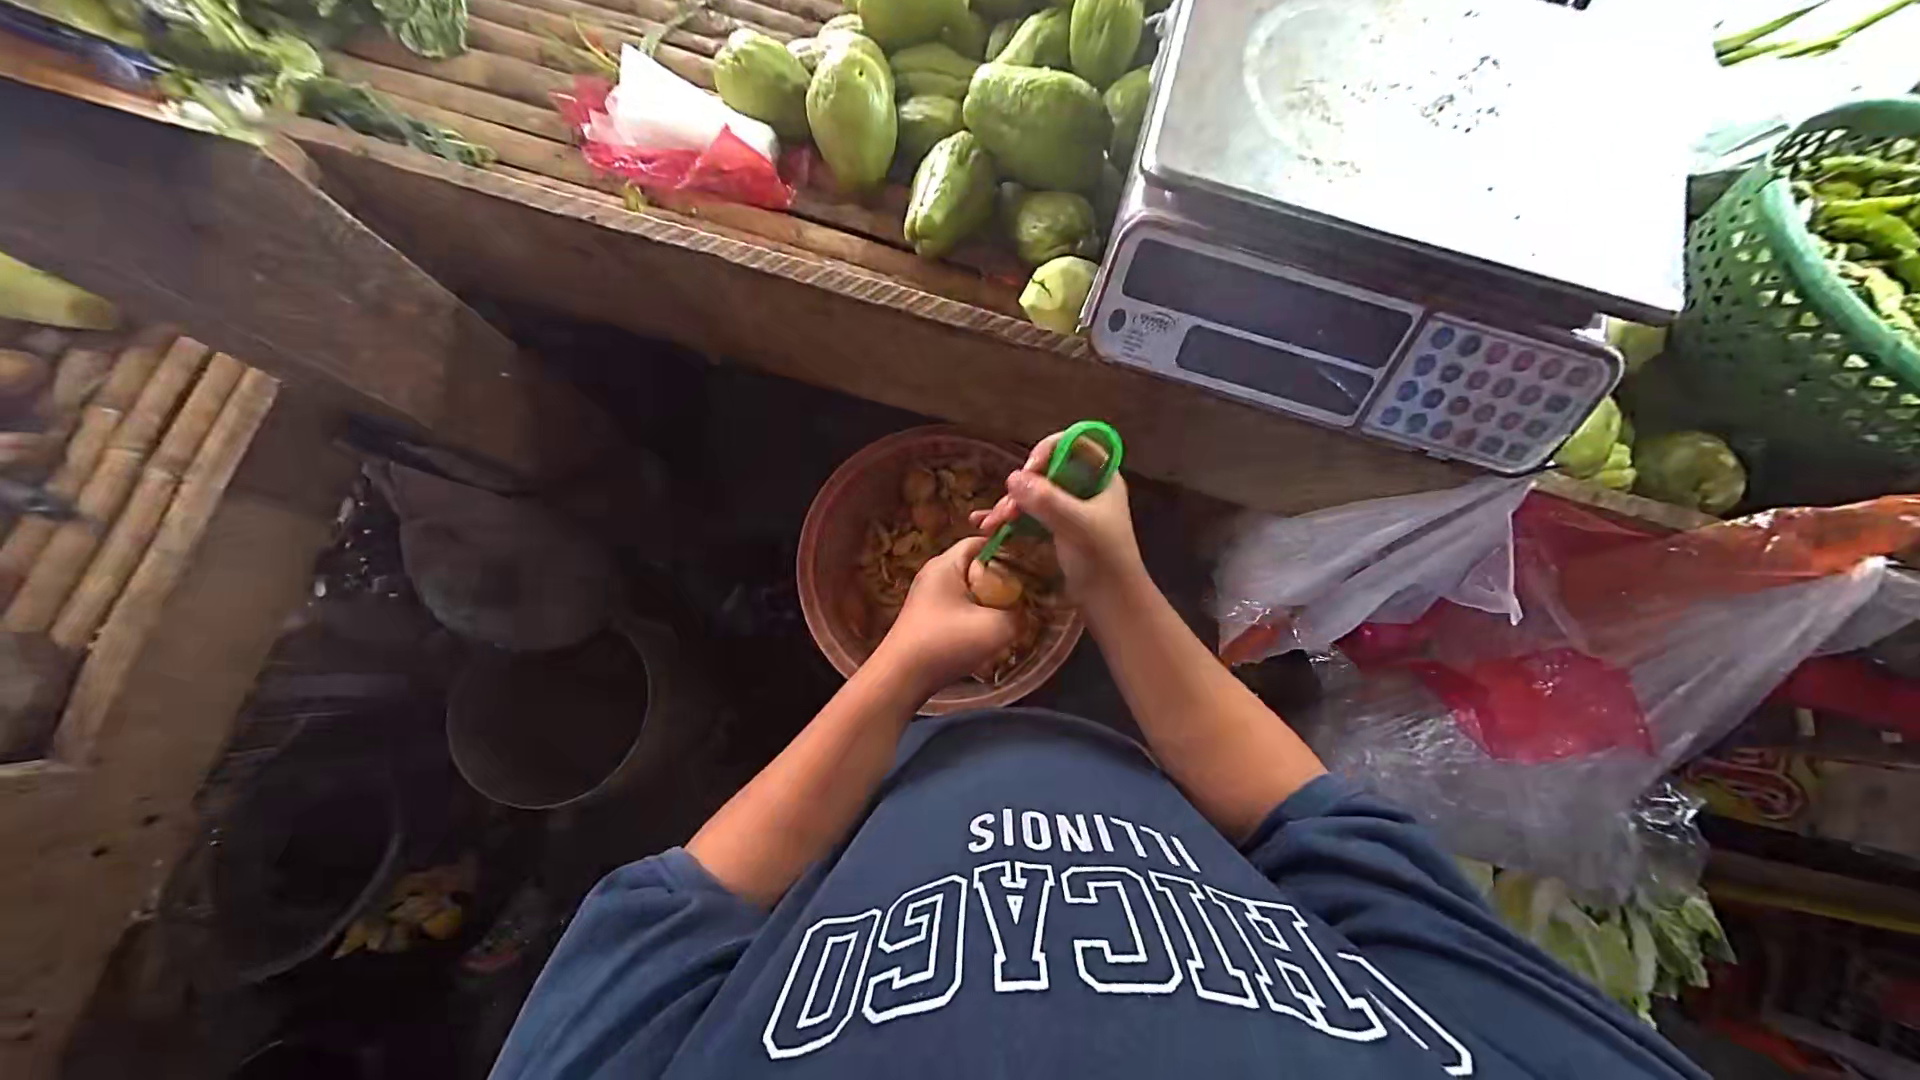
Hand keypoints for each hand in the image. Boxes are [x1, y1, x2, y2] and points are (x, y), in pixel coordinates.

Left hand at [870, 536, 1020, 698]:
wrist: (900, 678)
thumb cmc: (945, 644)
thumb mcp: (995, 629)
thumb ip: (1019, 616)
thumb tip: (1025, 614)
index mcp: (945, 564)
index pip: (980, 542)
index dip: (1006, 552)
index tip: (1027, 570)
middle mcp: (934, 574)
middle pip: (976, 566)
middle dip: (999, 581)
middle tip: (1020, 598)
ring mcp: (927, 596)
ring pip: (968, 590)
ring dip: (987, 603)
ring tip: (1005, 619)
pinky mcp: (926, 617)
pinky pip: (957, 607)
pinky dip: (973, 617)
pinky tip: (983, 636)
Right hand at [970, 431, 1144, 603]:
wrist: (1111, 603)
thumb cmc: (1103, 560)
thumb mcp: (1075, 525)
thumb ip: (1046, 500)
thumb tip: (1013, 477)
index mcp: (1101, 477)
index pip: (1073, 444)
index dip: (1048, 450)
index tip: (1029, 471)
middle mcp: (1085, 487)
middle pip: (1047, 470)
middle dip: (1021, 486)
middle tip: (1006, 508)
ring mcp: (1070, 508)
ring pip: (1034, 493)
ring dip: (1010, 505)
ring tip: (991, 524)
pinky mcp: (1057, 528)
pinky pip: (1029, 514)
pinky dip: (1009, 519)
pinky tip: (986, 525)